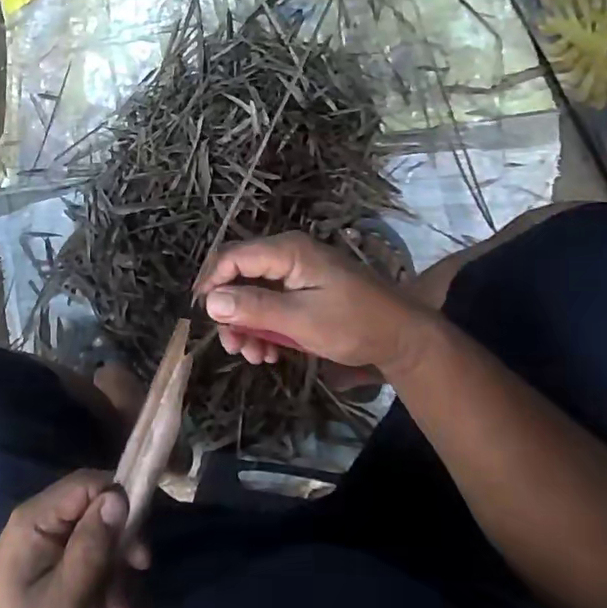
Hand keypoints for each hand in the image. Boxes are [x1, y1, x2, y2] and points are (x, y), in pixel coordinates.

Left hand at [0, 471, 150, 607]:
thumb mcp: (66, 600)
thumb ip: (92, 544)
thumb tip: (119, 494)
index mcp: (34, 521)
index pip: (87, 483)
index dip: (119, 501)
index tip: (140, 541)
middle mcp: (39, 527)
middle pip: (95, 512)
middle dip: (119, 547)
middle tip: (138, 577)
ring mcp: (44, 554)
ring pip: (97, 542)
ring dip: (115, 575)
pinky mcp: (51, 580)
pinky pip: (88, 568)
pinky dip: (104, 591)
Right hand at [195, 231, 430, 369]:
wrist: (403, 338)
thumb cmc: (353, 324)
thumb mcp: (301, 320)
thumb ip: (254, 308)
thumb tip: (210, 301)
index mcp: (287, 251)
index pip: (232, 257)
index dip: (211, 284)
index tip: (203, 317)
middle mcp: (288, 255)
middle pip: (240, 276)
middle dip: (231, 312)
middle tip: (232, 346)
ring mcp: (297, 273)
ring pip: (253, 294)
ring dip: (247, 325)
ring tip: (254, 356)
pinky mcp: (304, 290)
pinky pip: (272, 303)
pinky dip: (265, 327)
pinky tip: (269, 352)